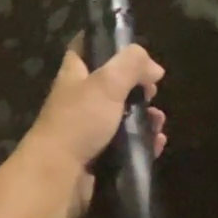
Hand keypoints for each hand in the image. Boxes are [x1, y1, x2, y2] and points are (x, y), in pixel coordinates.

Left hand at [20, 37, 167, 217]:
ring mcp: (87, 129)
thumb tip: (155, 67)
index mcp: (74, 73)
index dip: (103, 40)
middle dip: (136, 86)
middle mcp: (78, 98)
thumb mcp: (108, 82)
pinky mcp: (97, 157)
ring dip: (143, 116)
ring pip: (121, 116)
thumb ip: (132, 65)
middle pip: (111, 84)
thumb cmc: (79, 120)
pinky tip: (157, 143)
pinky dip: (142, 143)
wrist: (58, 176)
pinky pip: (125, 146)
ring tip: (158, 121)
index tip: (129, 42)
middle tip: (153, 91)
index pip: (84, 46)